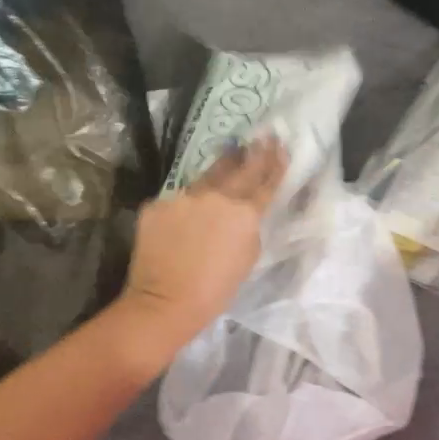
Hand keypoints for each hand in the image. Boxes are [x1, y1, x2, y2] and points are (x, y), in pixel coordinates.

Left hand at [114, 138, 287, 360]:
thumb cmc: (217, 288)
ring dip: (219, 171)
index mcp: (246, 211)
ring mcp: (184, 197)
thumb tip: (243, 210)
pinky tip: (186, 215)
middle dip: (254, 152)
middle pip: (240, 168)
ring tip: (229, 156)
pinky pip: (178, 199)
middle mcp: (217, 196)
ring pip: (206, 179)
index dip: (275, 161)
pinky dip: (185, 205)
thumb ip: (249, 224)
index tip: (280, 144)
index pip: (266, 180)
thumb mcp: (249, 254)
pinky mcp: (157, 205)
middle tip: (262, 136)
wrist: (165, 303)